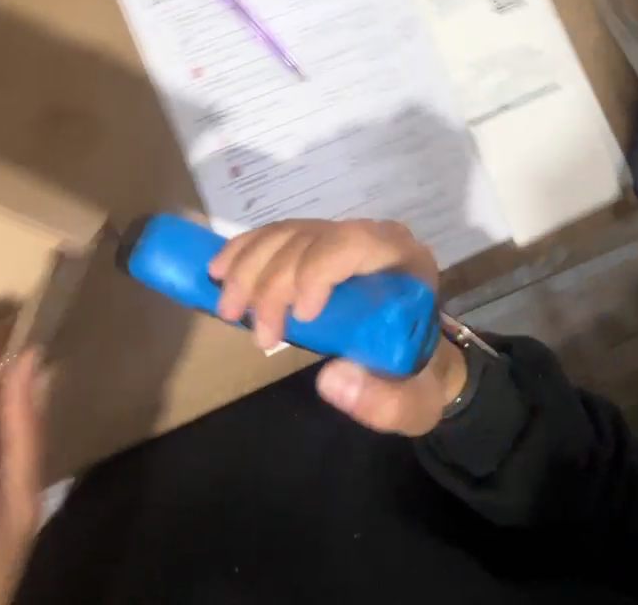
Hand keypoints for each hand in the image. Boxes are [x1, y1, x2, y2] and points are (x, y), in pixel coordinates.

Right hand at [209, 218, 466, 436]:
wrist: (418, 358)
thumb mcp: (414, 403)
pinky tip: (218, 272)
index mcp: (403, 261)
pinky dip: (243, 252)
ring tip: (228, 309)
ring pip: (285, 233)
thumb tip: (330, 380)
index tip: (299, 319)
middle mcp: (371, 237)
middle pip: (310, 239)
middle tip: (256, 334)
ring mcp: (340, 237)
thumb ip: (383, 399)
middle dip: (272, 282)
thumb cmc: (419, 377)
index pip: (354, 242)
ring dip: (248, 266)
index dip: (316, 269)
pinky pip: (275, 236)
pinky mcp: (316, 245)